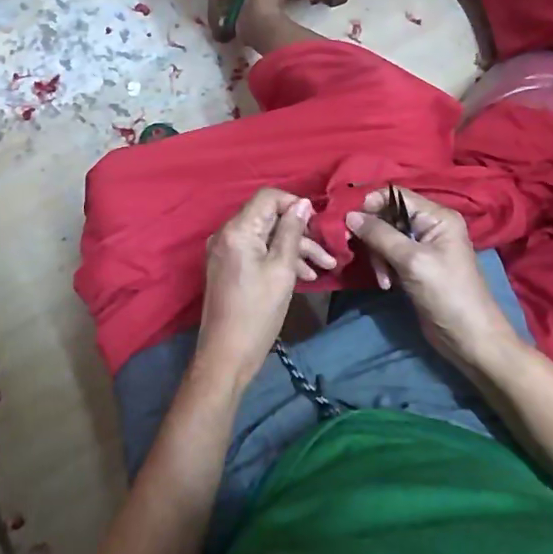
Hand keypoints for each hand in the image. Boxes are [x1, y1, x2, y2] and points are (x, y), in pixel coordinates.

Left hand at [195, 189, 335, 387]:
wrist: (226, 356)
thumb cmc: (258, 312)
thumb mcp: (282, 269)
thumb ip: (292, 232)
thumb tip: (303, 204)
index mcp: (237, 230)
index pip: (268, 197)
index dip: (295, 204)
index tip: (317, 224)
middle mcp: (226, 234)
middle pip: (268, 217)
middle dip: (300, 231)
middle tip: (327, 249)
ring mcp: (225, 251)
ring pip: (266, 236)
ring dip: (295, 247)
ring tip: (324, 266)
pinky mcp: (229, 267)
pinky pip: (257, 251)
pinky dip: (279, 258)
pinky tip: (305, 274)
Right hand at [346, 188, 523, 373]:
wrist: (469, 338)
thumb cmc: (446, 293)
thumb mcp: (412, 261)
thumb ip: (381, 235)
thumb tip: (350, 215)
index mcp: (438, 216)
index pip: (397, 195)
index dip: (373, 204)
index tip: (353, 222)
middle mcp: (431, 226)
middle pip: (389, 216)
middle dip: (375, 236)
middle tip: (369, 258)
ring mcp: (424, 248)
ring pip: (387, 238)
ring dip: (378, 256)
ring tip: (384, 280)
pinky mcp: (417, 267)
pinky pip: (391, 256)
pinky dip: (385, 268)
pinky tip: (387, 285)